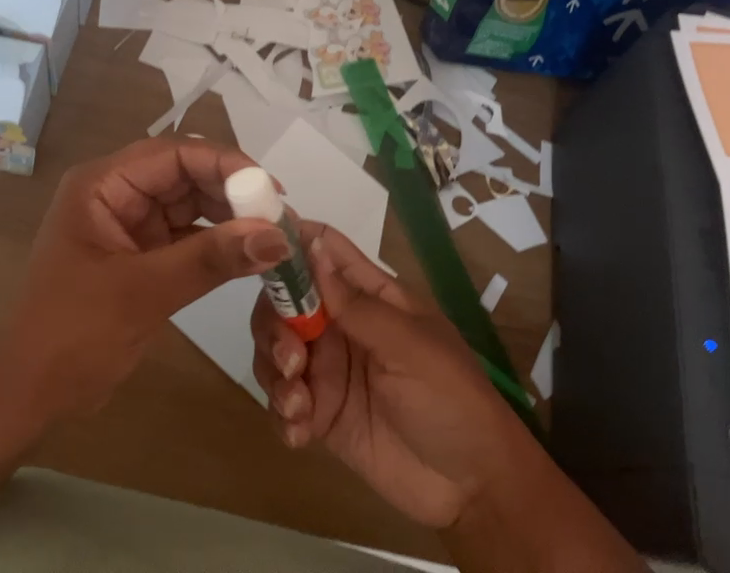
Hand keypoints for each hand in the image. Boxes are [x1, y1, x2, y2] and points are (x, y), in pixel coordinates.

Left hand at [1, 138, 291, 420]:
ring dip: (231, 217)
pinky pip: (188, 235)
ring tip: (276, 234)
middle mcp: (116, 193)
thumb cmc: (73, 334)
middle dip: (234, 191)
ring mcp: (129, 224)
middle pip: (185, 174)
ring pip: (191, 203)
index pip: (173, 154)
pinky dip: (219, 243)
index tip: (273, 190)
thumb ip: (212, 259)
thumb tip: (278, 237)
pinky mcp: (141, 254)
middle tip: (282, 215)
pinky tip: (252, 254)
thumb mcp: (145, 292)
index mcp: (102, 185)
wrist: (33, 393)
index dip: (226, 164)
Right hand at [250, 225, 538, 527]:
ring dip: (275, 373)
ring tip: (298, 405)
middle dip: (275, 327)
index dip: (289, 243)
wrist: (471, 486)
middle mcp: (342, 327)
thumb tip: (312, 245)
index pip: (323, 252)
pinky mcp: (321, 415)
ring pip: (275, 352)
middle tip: (292, 360)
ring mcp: (329, 371)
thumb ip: (356, 303)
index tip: (258, 250)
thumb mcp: (409, 346)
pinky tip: (302, 433)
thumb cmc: (451, 398)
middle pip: (284, 304)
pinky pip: (283, 403)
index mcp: (371, 297)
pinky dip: (282, 414)